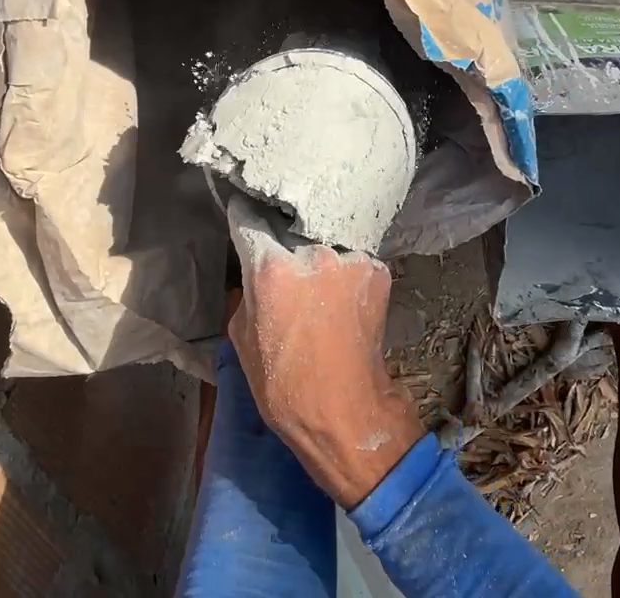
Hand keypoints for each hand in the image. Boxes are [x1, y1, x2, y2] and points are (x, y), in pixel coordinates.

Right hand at [225, 195, 424, 506]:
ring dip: (321, 252)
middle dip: (286, 234)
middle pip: (294, 227)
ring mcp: (351, 258)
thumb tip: (255, 273)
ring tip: (319, 275)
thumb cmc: (284, 383)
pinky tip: (343, 293)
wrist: (345, 409)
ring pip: (327, 240)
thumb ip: (248, 291)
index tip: (244, 209)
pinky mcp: (377, 269)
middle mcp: (314, 251)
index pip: (250, 220)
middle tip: (285, 248)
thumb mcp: (241, 337)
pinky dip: (346, 270)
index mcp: (272, 266)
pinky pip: (353, 259)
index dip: (245, 216)